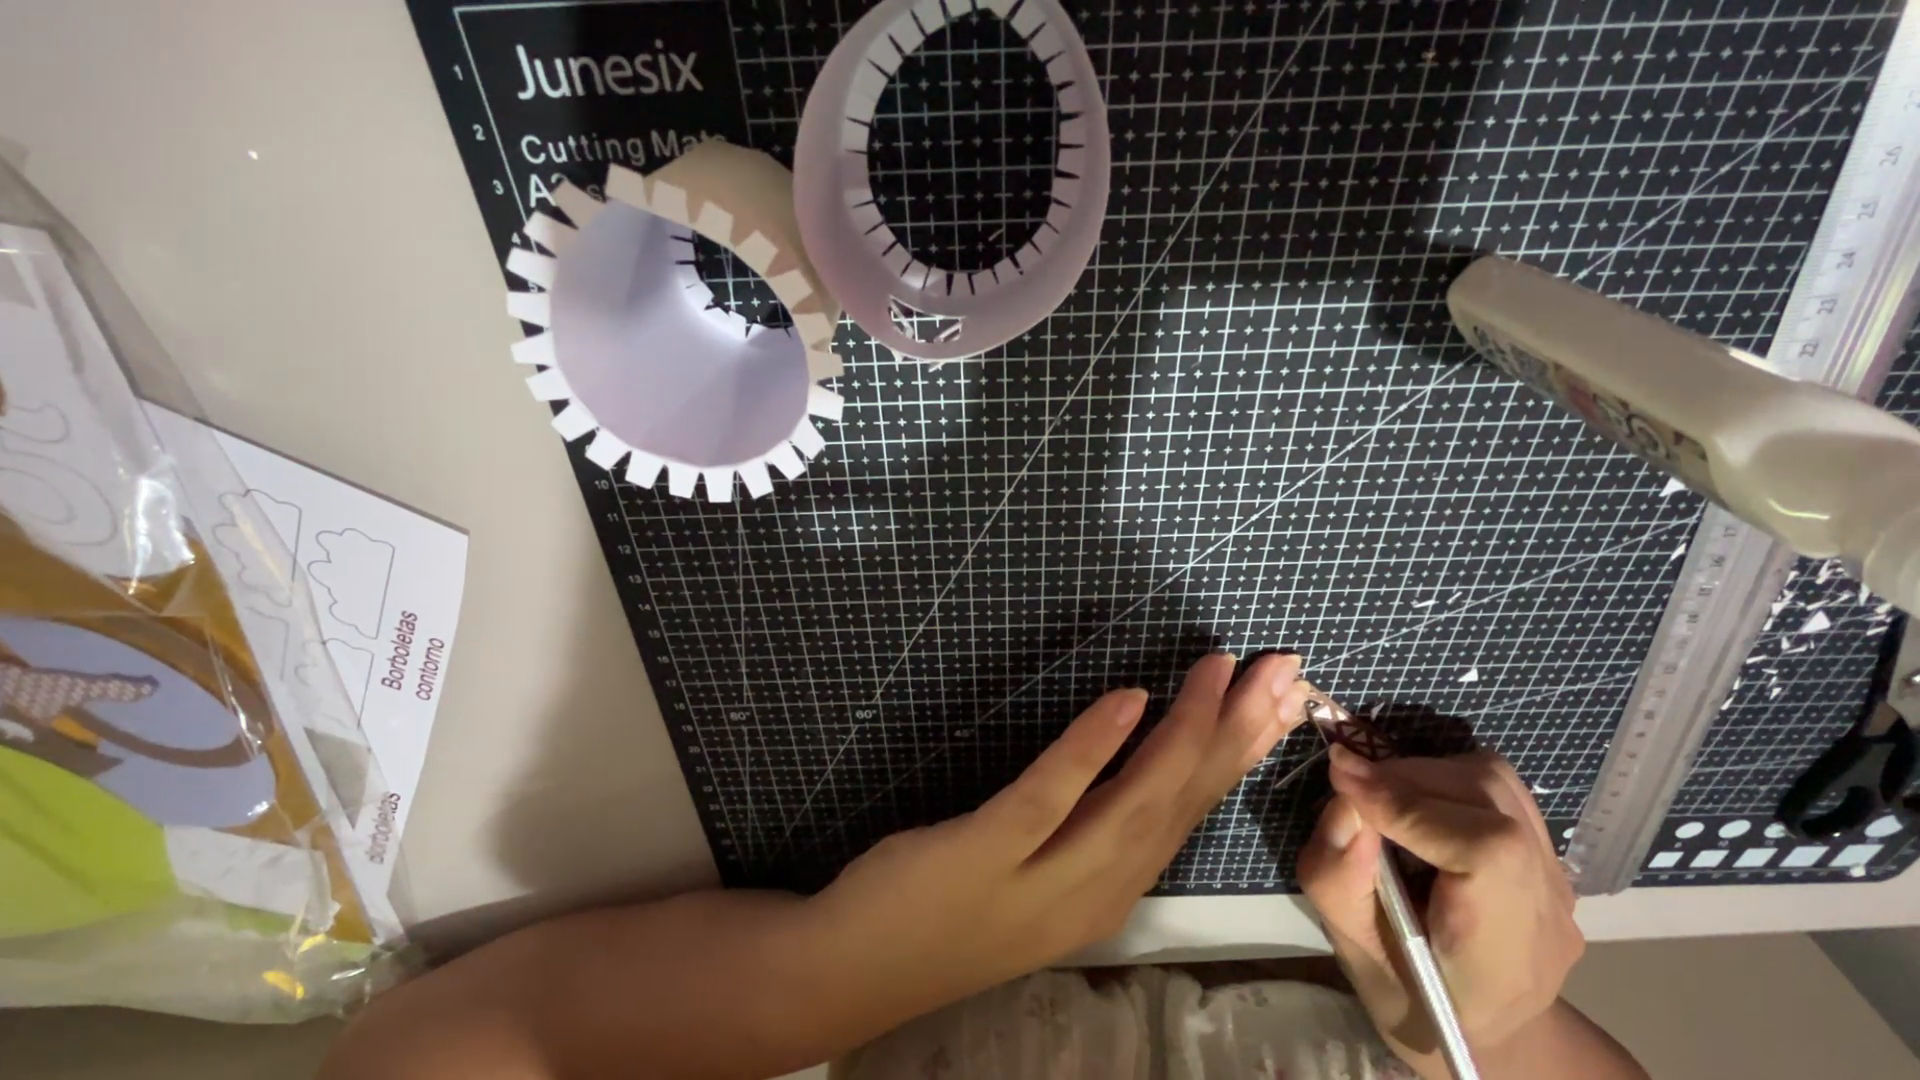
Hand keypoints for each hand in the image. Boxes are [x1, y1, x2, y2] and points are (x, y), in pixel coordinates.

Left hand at [805, 652, 1311, 1022]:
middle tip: (1280, 667)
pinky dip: (1094, 746)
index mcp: (1108, 889)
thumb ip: (1087, 825)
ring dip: (1183, 730)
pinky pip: (1050, 794)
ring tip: (1219, 670)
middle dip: (1234, 731)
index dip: (1237, 755)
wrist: (852, 970)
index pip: (1188, 814)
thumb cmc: (946, 911)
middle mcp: (1094, 892)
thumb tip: (1134, 756)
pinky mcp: (986, 854)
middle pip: (1178, 802)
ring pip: (1131, 799)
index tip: (1278, 702)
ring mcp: (1041, 878)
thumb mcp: (1038, 873)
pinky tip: (1127, 698)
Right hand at [1298, 746, 1584, 1079]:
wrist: (1481, 1033)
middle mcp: (1546, 903)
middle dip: (1406, 779)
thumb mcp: (1353, 951)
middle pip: (1488, 797)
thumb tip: (1346, 804)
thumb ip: (1340, 880)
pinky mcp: (1546, 857)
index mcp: (1504, 948)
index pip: (1484, 847)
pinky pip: (1497, 794)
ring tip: (1379, 795)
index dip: (1408, 804)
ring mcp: (1557, 877)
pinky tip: (1413, 808)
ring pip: (1494, 782)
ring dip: (1424, 774)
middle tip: (1347, 784)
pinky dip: (1444, 783)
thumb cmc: (1407, 1000)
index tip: (1341, 779)